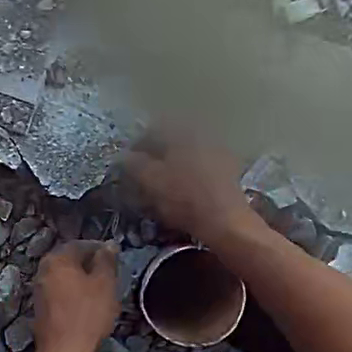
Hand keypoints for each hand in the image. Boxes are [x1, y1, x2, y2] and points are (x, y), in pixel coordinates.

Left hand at [31, 241, 120, 351]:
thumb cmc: (88, 315)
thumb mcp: (105, 283)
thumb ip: (107, 260)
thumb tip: (108, 245)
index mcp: (56, 259)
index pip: (80, 244)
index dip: (100, 248)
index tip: (115, 257)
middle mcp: (43, 272)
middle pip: (70, 261)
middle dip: (91, 265)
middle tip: (111, 275)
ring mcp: (40, 292)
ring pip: (66, 279)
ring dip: (83, 282)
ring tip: (103, 292)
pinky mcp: (42, 311)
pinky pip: (61, 295)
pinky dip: (75, 296)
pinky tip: (90, 308)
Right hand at [122, 133, 257, 246]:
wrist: (226, 221)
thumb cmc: (184, 198)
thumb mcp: (150, 180)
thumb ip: (133, 164)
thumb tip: (123, 156)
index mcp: (181, 132)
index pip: (151, 130)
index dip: (135, 147)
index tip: (127, 164)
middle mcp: (201, 134)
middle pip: (170, 142)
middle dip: (154, 157)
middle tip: (142, 175)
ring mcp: (218, 151)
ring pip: (185, 155)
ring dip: (171, 166)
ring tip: (160, 186)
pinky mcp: (228, 170)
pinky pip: (200, 167)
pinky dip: (187, 175)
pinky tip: (183, 191)